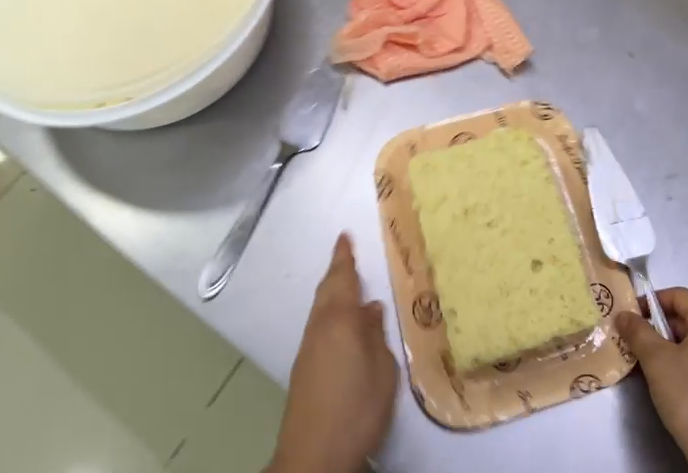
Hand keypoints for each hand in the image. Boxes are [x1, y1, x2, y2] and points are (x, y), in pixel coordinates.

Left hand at [266, 234, 397, 472]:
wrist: (314, 454)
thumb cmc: (356, 407)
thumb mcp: (382, 370)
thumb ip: (376, 336)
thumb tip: (370, 310)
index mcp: (340, 320)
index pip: (342, 279)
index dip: (344, 257)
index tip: (344, 236)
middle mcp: (319, 328)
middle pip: (327, 291)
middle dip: (337, 272)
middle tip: (348, 256)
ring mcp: (308, 349)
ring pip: (321, 310)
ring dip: (333, 294)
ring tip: (350, 287)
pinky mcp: (305, 370)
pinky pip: (320, 327)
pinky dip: (331, 315)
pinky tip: (345, 326)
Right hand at [617, 288, 687, 472]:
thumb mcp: (656, 360)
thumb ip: (637, 331)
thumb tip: (623, 314)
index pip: (680, 296)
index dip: (652, 300)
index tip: (631, 316)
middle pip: (686, 319)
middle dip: (656, 327)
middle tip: (632, 341)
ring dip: (665, 347)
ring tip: (643, 363)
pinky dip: (680, 363)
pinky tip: (664, 382)